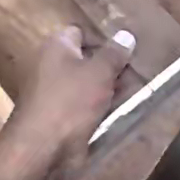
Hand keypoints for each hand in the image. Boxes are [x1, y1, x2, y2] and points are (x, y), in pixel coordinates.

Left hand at [2, 26, 132, 161]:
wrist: (42, 147)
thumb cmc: (70, 101)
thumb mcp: (99, 73)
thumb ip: (114, 54)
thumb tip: (126, 35)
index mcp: (55, 46)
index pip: (81, 32)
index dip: (104, 40)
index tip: (127, 51)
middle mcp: (49, 65)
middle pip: (85, 59)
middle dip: (110, 67)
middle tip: (137, 74)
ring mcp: (51, 91)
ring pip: (85, 84)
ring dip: (107, 89)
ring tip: (134, 93)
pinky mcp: (55, 115)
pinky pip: (81, 104)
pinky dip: (97, 107)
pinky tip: (117, 112)